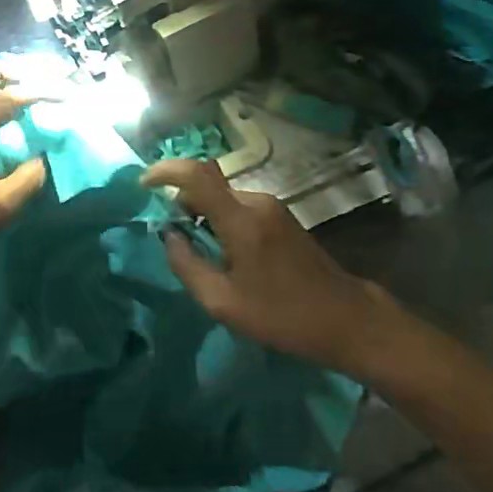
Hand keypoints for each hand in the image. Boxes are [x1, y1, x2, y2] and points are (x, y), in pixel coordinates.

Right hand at [145, 159, 399, 376]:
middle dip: (183, 204)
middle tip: (176, 239)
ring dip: (204, 215)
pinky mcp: (281, 216)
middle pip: (207, 186)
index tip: (144, 184)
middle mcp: (256, 202)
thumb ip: (187, 266)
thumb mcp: (224, 304)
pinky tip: (228, 256)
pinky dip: (222, 221)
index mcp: (241, 220)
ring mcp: (272, 207)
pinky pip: (239, 207)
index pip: (197, 174)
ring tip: (203, 255)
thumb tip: (168, 237)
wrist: (348, 320)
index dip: (166, 171)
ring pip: (222, 198)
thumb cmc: (284, 316)